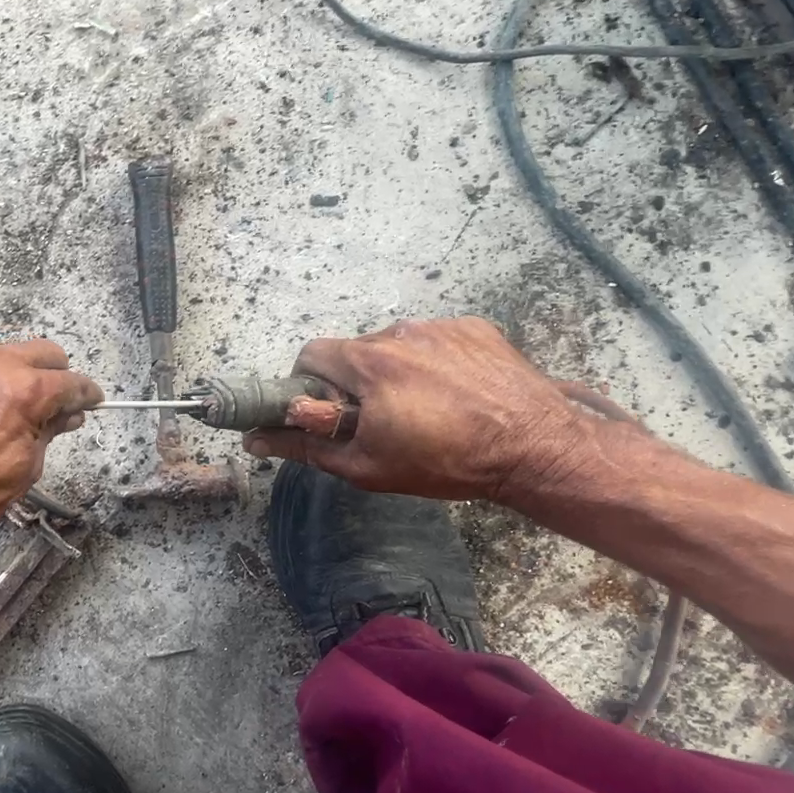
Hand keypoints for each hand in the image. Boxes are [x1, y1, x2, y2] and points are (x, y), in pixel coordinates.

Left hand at [0, 340, 101, 543]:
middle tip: (52, 403)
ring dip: (12, 375)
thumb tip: (66, 415)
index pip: (70, 382)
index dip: (86, 395)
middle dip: (55, 374)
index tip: (90, 401)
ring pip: (0, 353)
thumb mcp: (22, 470)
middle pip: (41, 351)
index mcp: (22, 390)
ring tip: (4, 410)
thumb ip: (48, 432)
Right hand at [242, 317, 591, 501]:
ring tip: (422, 408)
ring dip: (393, 371)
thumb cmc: (444, 462)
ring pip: (393, 345)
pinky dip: (431, 362)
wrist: (539, 450)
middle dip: (353, 381)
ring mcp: (440, 327)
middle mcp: (398, 333)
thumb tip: (253, 441)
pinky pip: (433, 340)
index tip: (327, 411)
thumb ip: (304, 446)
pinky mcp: (475, 328)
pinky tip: (454, 393)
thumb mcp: (363, 465)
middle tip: (377, 419)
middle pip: (353, 350)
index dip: (308, 383)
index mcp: (367, 363)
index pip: (310, 354)